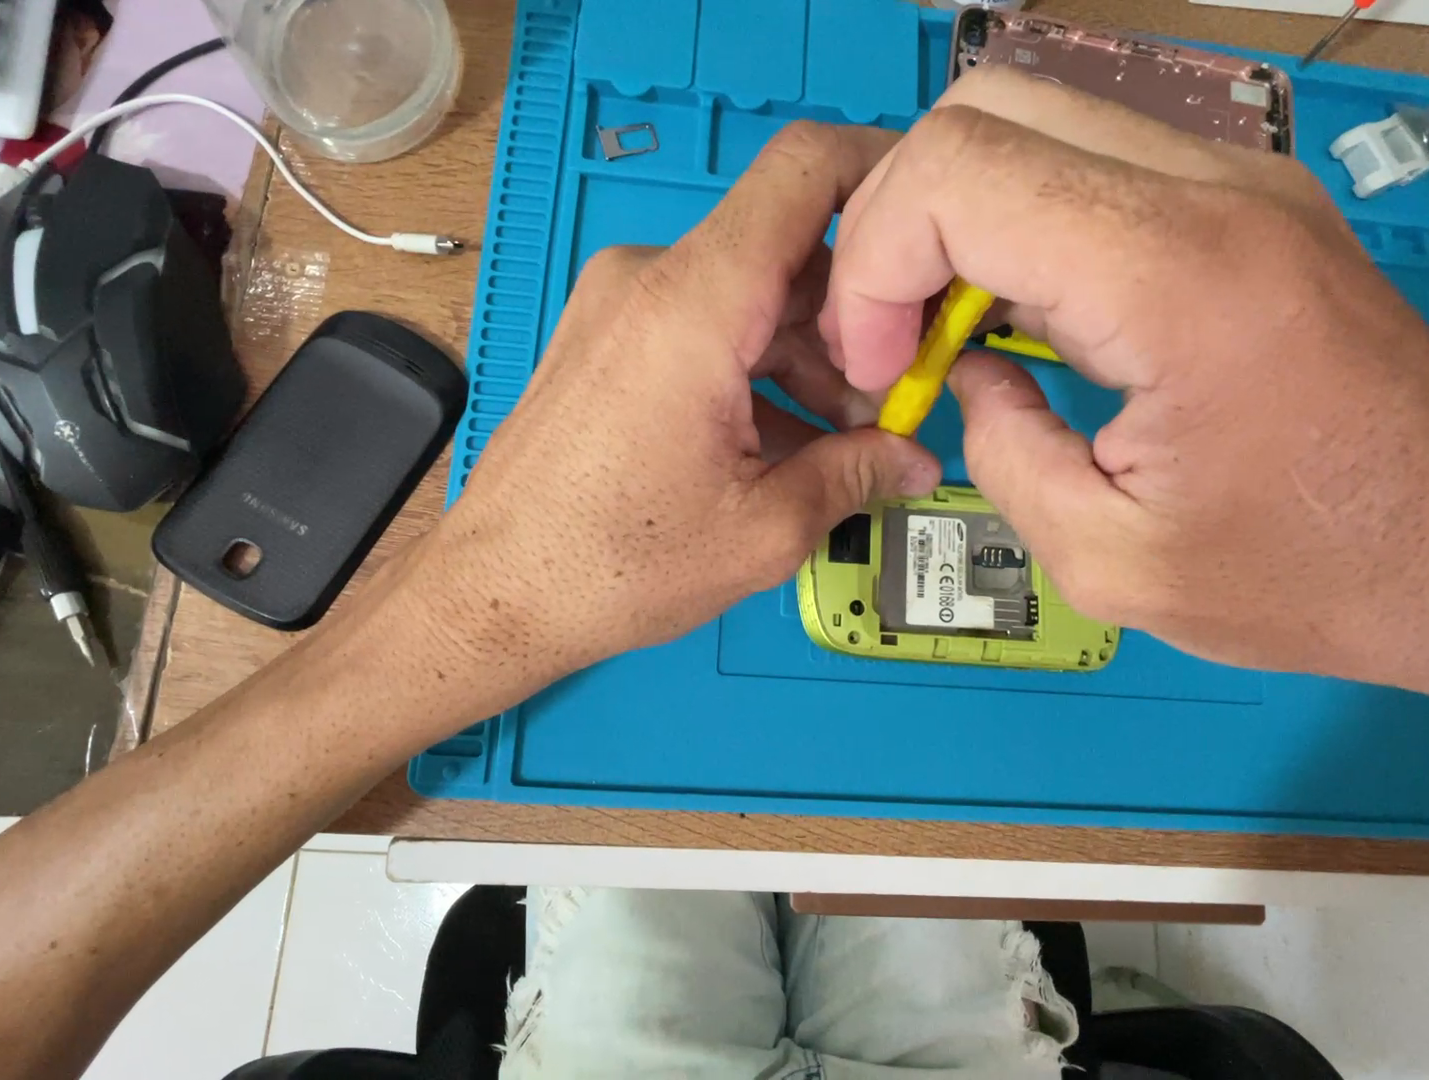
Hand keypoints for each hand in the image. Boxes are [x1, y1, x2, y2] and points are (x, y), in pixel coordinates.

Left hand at [404, 122, 939, 683]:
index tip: (934, 242)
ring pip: (750, 301)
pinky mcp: (607, 340)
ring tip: (842, 450)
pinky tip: (783, 447)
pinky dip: (754, 375)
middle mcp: (653, 277)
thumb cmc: (620, 564)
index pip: (806, 170)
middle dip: (855, 329)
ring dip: (807, 364)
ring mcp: (622, 305)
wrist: (494, 594)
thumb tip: (920, 460)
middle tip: (891, 411)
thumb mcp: (765, 529)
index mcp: (698, 301)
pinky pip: (705, 331)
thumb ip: (858, 476)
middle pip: (789, 257)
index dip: (884, 176)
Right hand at [820, 67, 1428, 734]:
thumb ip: (998, 449)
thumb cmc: (1299, 581)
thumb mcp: (1103, 559)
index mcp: (1173, 278)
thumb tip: (963, 369)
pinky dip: (1012, 224)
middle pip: (982, 113)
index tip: (875, 365)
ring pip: (1029, 121)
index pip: (957, 174)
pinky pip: (1084, 164)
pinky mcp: (1245, 202)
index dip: (873, 267)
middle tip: (891, 335)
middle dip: (895, 224)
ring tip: (940, 326)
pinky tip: (1013, 313)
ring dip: (950, 220)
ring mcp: (1238, 180)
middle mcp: (1211, 189)